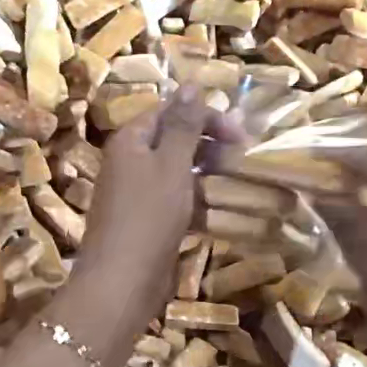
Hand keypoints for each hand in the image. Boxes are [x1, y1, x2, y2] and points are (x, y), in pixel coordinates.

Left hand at [75, 88, 219, 326]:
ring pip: (180, 172)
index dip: (206, 116)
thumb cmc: (148, 217)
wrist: (122, 282)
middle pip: (175, 140)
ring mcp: (140, 193)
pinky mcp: (150, 221)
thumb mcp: (171, 165)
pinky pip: (179, 201)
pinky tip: (224, 210)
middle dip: (211, 144)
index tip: (241, 134)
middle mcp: (132, 161)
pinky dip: (200, 202)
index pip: (171, 111)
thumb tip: (192, 84)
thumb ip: (183, 126)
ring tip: (240, 181)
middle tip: (244, 157)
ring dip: (210, 174)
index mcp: (131, 140)